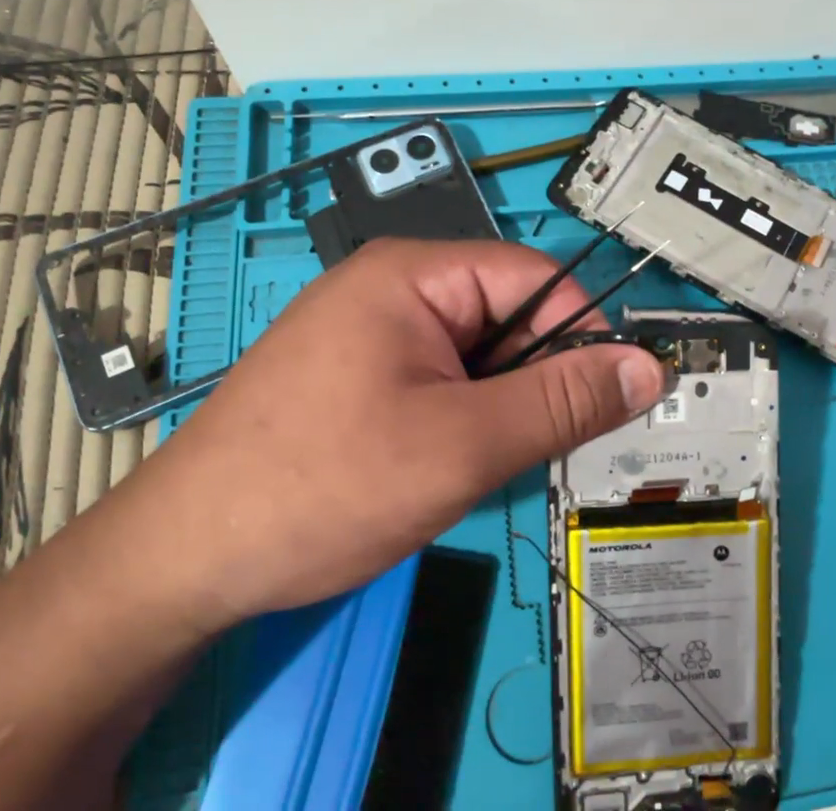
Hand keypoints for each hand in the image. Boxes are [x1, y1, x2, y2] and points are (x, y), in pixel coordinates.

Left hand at [101, 239, 670, 631]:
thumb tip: (648, 367)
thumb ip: (562, 402)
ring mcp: (367, 337)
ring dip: (499, 411)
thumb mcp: (462, 445)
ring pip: (477, 359)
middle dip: (536, 381)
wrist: (187, 560)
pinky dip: (462, 424)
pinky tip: (445, 469)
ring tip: (481, 466)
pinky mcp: (355, 381)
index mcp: (412, 276)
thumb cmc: (325, 486)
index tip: (605, 402)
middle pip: (507, 317)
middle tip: (538, 449)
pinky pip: (439, 385)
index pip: (535, 277)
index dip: (582, 333)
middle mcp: (390, 292)